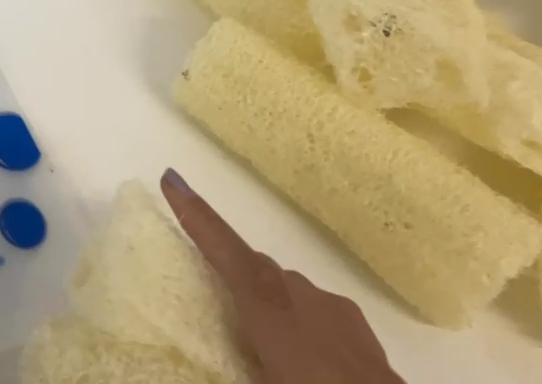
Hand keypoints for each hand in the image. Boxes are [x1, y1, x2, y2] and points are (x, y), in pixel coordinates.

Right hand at [161, 169, 405, 383]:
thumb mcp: (258, 381)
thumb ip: (218, 361)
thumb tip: (177, 353)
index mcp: (274, 312)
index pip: (229, 253)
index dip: (198, 216)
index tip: (170, 177)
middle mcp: (307, 303)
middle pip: (258, 269)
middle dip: (228, 265)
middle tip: (202, 281)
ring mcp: (343, 321)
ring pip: (292, 293)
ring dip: (266, 302)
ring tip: (251, 336)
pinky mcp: (371, 346)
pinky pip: (320, 316)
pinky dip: (299, 323)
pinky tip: (301, 356)